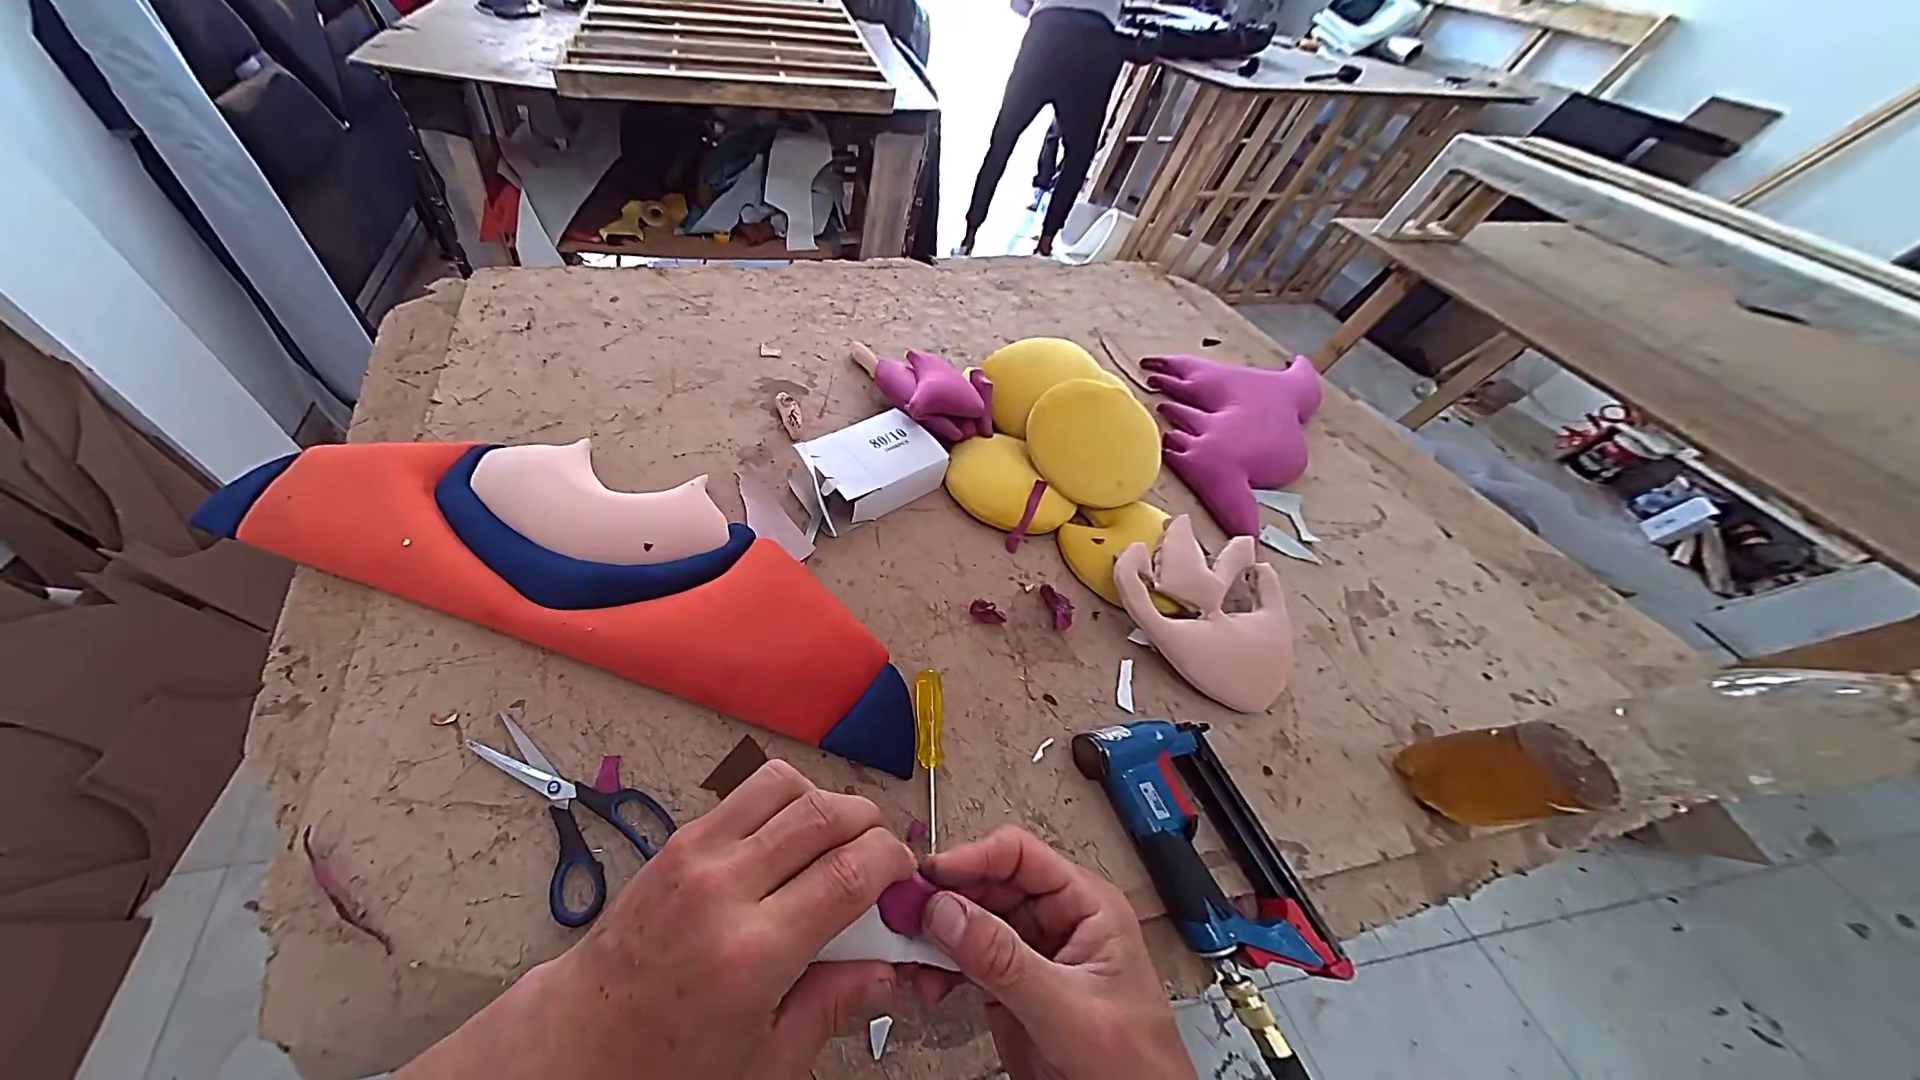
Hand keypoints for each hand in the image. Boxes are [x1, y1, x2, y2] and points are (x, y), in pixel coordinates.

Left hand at [399, 760, 914, 1078]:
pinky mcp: (681, 838)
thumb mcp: (764, 1064)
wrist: (571, 1049)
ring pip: (789, 784)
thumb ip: (835, 1005)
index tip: (901, 875)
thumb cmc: (666, 1071)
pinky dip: (786, 799)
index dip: (893, 862)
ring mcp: (698, 853)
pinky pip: (751, 790)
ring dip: (827, 801)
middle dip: (870, 823)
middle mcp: (726, 887)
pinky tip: (788, 838)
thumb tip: (889, 966)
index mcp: (753, 954)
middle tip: (876, 854)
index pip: (852, 872)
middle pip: (827, 813)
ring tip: (833, 840)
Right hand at [905, 827, 1195, 1079]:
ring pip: (970, 919)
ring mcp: (1028, 950)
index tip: (935, 874)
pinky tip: (927, 979)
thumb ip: (1007, 961)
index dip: (975, 857)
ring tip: (912, 949)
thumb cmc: (1138, 1068)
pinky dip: (940, 965)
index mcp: (1084, 903)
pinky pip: (965, 958)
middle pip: (988, 883)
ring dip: (938, 932)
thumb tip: (950, 911)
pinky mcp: (1008, 984)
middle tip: (909, 911)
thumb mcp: (1070, 1010)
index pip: (1021, 856)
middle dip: (947, 896)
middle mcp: (1054, 918)